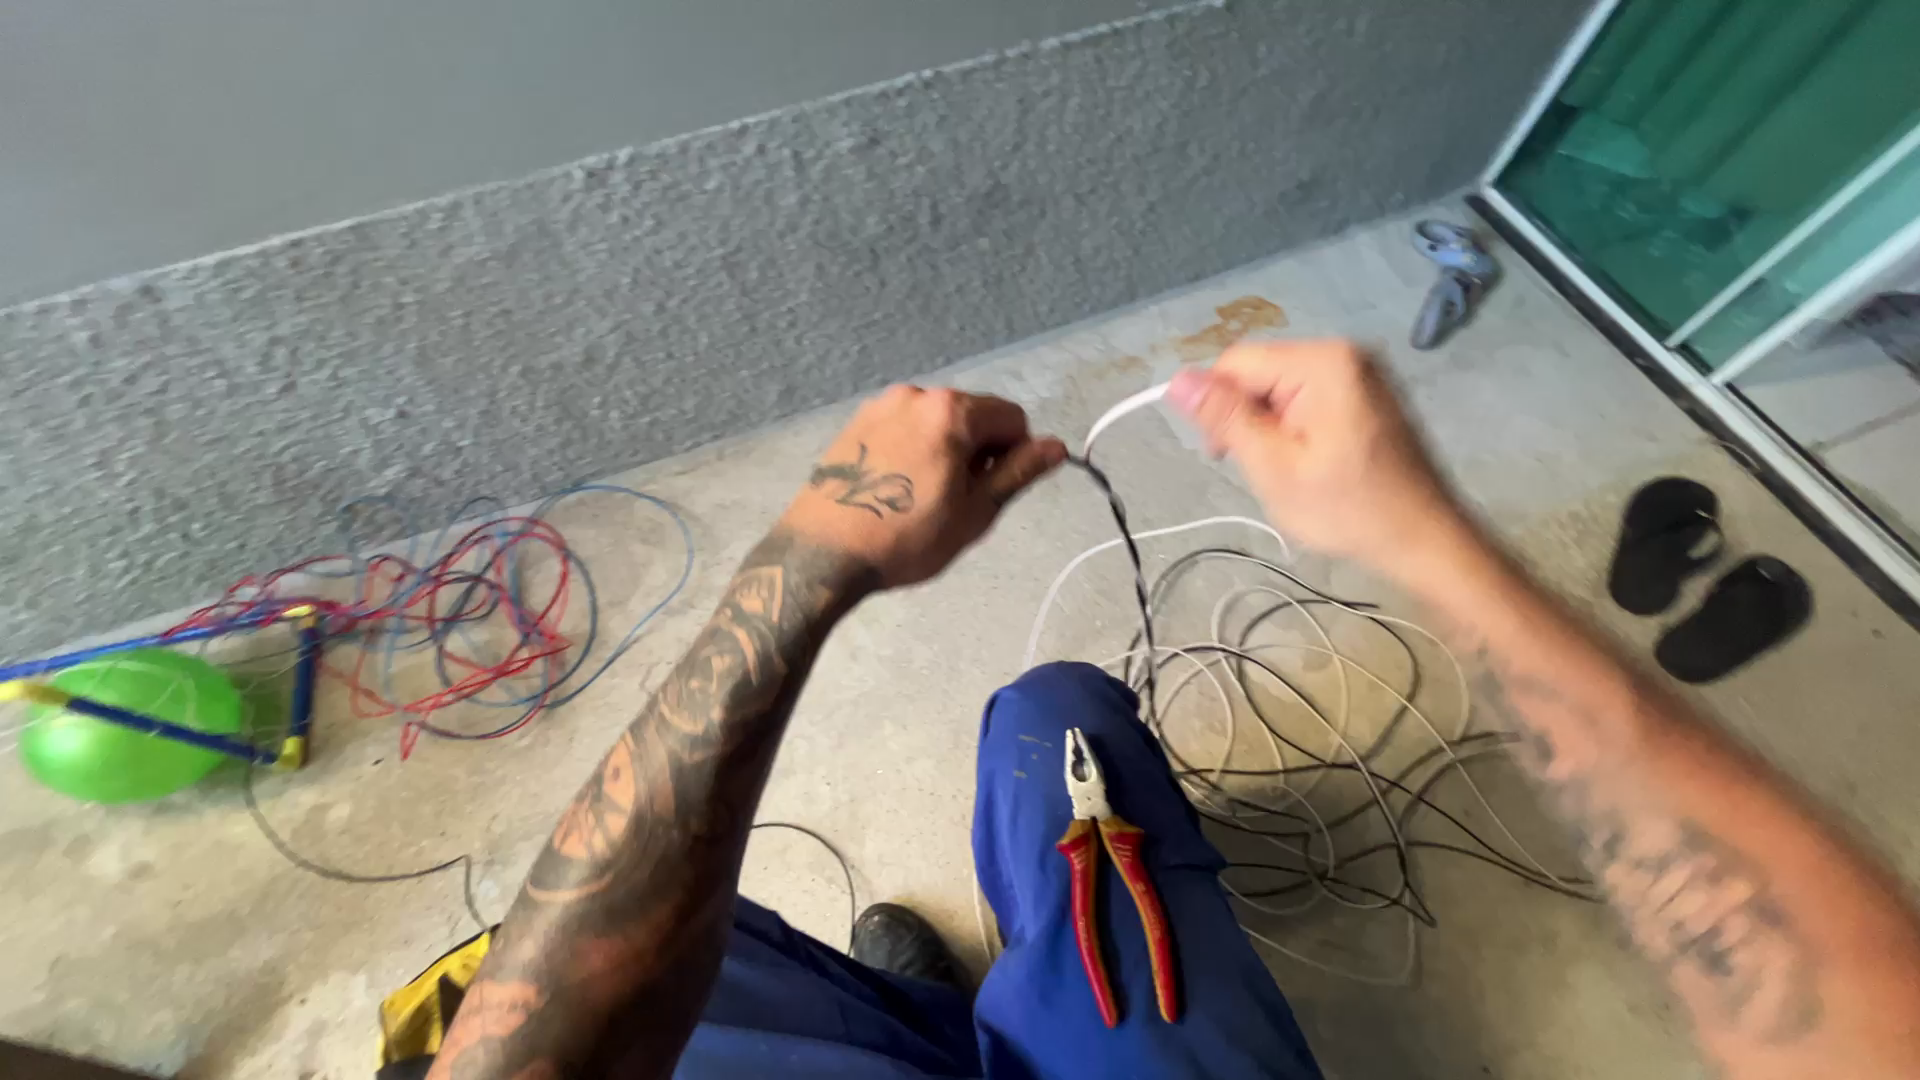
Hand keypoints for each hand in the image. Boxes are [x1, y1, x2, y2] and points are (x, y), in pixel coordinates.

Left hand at [782, 385, 1066, 587]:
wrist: (821, 553)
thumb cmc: (907, 538)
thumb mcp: (975, 513)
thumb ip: (1018, 473)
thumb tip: (1056, 446)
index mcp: (951, 411)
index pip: (1012, 418)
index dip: (1014, 456)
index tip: (991, 492)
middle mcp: (916, 394)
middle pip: (972, 416)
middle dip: (978, 452)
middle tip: (957, 501)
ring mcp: (880, 405)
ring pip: (936, 423)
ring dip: (945, 451)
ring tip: (923, 498)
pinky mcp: (854, 423)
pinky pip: (904, 428)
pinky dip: (914, 450)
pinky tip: (895, 488)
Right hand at [1166, 340, 1475, 582]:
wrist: (1424, 539)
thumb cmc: (1347, 509)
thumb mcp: (1273, 467)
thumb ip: (1225, 418)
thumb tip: (1177, 380)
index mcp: (1322, 362)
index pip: (1235, 362)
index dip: (1216, 405)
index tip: (1223, 454)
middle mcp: (1343, 352)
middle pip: (1257, 370)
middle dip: (1244, 416)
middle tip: (1258, 468)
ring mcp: (1359, 370)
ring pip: (1276, 386)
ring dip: (1266, 425)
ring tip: (1284, 468)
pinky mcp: (1365, 391)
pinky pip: (1304, 395)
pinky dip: (1291, 425)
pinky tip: (1305, 459)